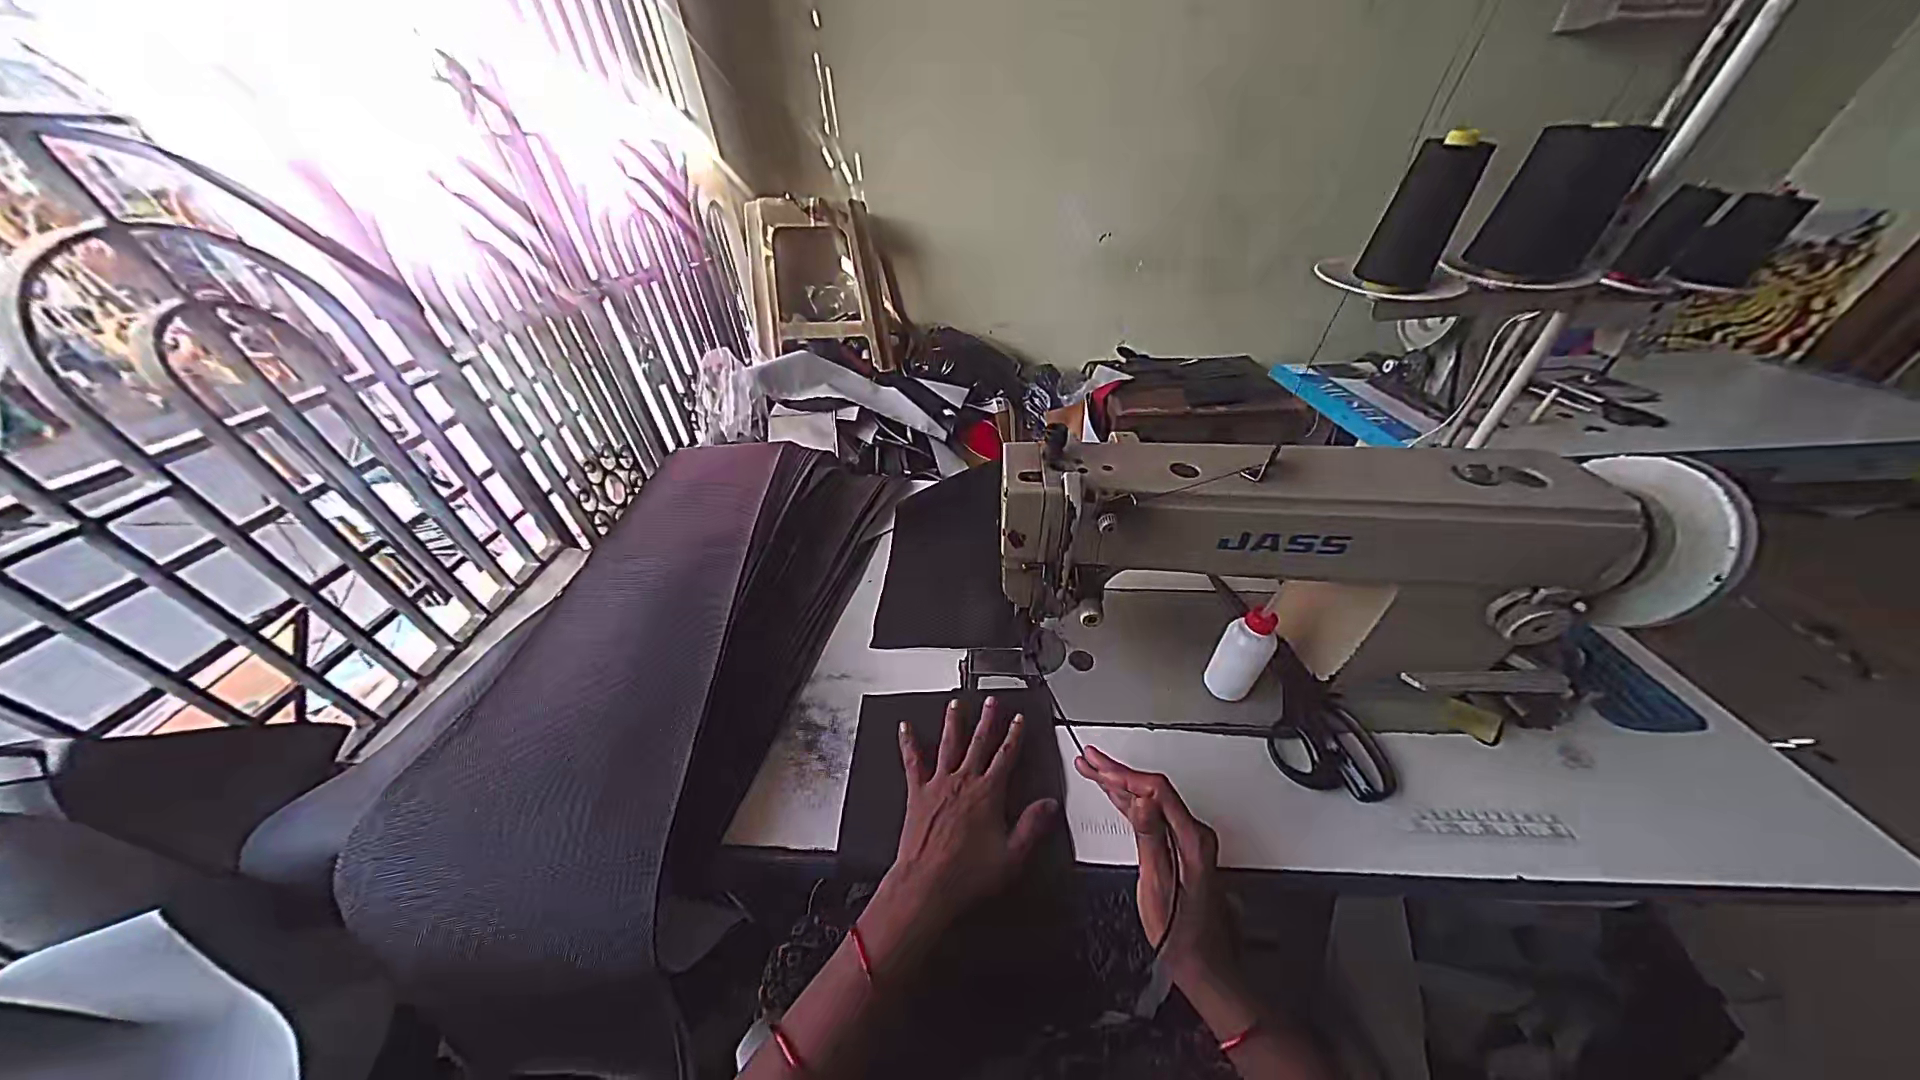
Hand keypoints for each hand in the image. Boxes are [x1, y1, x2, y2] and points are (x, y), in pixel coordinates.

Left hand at [878, 697, 1058, 937]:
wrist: (926, 885)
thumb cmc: (965, 874)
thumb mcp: (1012, 855)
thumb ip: (1033, 826)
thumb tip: (1048, 805)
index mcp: (988, 794)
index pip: (1006, 756)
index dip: (1014, 736)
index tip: (1017, 721)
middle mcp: (963, 782)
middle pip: (979, 742)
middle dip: (987, 719)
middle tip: (991, 702)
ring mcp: (938, 784)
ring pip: (948, 744)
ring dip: (954, 722)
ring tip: (956, 704)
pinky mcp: (917, 793)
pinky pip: (912, 761)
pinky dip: (908, 743)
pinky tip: (905, 728)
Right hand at [1073, 745, 1237, 990]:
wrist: (1203, 963)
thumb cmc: (1182, 932)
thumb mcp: (1159, 884)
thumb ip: (1150, 838)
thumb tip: (1141, 800)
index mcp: (1192, 838)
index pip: (1156, 790)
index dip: (1125, 775)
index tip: (1100, 766)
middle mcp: (1193, 833)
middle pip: (1152, 789)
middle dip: (1117, 772)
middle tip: (1090, 758)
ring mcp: (1187, 839)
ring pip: (1149, 799)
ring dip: (1120, 783)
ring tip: (1093, 768)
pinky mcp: (1178, 846)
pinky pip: (1151, 813)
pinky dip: (1129, 801)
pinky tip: (1114, 794)